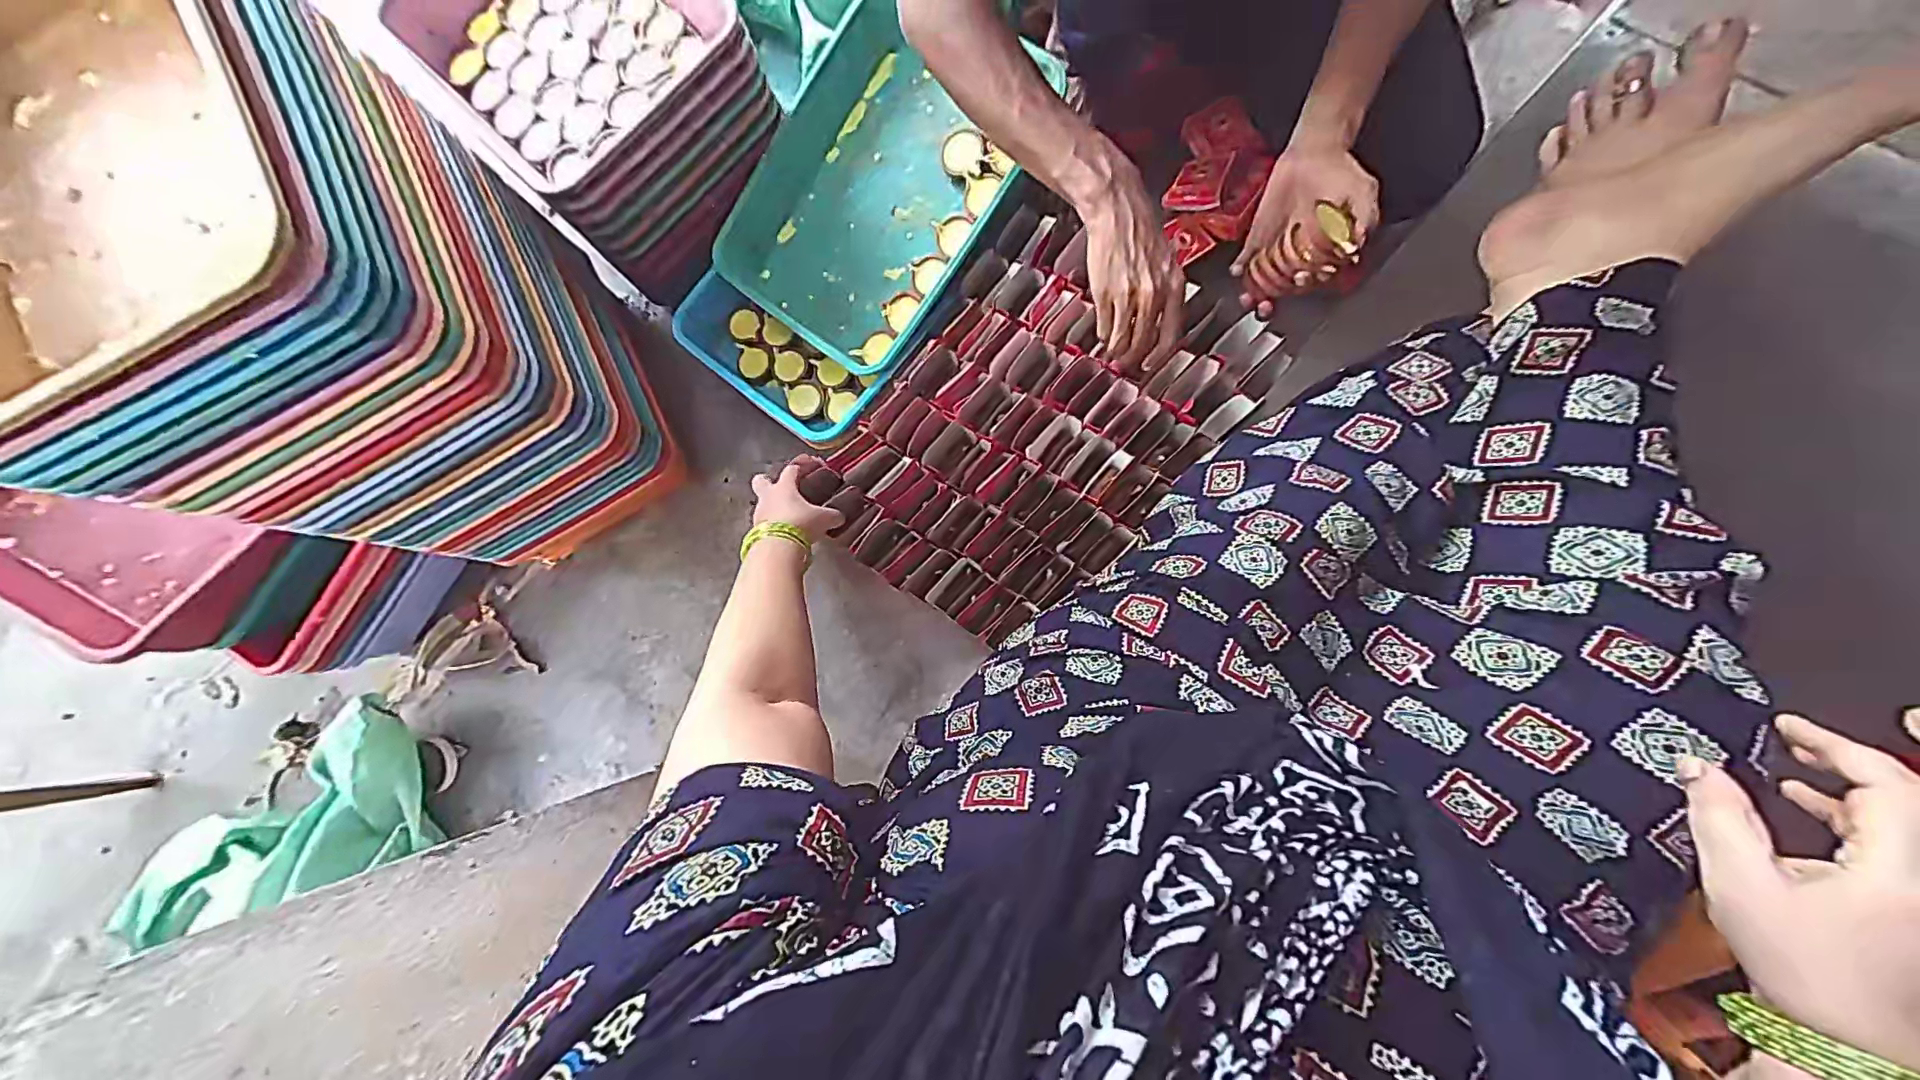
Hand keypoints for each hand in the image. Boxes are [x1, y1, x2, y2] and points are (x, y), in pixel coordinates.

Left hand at [751, 457, 843, 539]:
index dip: (801, 466)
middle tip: (780, 487)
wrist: (778, 548)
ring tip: (788, 516)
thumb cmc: (800, 524)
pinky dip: (773, 525)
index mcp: (784, 486)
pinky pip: (764, 523)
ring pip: (762, 503)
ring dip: (772, 507)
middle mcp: (767, 497)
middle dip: (768, 481)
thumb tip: (839, 517)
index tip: (811, 465)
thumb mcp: (824, 519)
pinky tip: (784, 532)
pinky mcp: (755, 531)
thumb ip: (832, 515)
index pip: (791, 469)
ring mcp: (759, 514)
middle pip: (761, 481)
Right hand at [1080, 164, 1184, 375]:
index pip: (1170, 335)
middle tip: (1126, 363)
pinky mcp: (1105, 293)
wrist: (1116, 208)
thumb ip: (1164, 292)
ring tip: (1111, 351)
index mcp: (1174, 285)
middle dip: (1133, 358)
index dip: (1158, 357)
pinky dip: (1103, 334)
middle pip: (1144, 341)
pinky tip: (1102, 334)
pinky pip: (1104, 325)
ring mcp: (1128, 294)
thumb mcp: (1164, 260)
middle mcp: (1153, 293)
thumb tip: (1155, 322)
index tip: (1149, 364)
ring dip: (1116, 349)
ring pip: (1123, 338)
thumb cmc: (1139, 228)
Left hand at [1232, 141, 1378, 314]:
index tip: (1307, 276)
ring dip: (1257, 291)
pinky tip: (1239, 269)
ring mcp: (1277, 249)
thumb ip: (1364, 220)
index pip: (1315, 279)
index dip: (1311, 282)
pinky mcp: (1259, 239)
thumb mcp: (1362, 193)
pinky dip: (1241, 266)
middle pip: (1287, 285)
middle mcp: (1300, 255)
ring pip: (1265, 280)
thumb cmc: (1340, 174)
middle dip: (1282, 291)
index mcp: (1324, 252)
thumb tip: (1355, 247)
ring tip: (1252, 296)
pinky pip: (1247, 258)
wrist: (1314, 152)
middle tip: (1279, 287)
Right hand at [1683, 713, 1919, 1072]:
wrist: (1846, 1042)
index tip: (1789, 725)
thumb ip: (1717, 815)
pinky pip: (1895, 849)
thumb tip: (1696, 765)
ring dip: (1851, 792)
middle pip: (1905, 800)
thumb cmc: (1801, 969)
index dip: (1835, 744)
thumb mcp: (1739, 883)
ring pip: (1902, 825)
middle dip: (1850, 762)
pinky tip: (1811, 818)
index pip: (1886, 783)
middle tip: (1794, 739)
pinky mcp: (1911, 912)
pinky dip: (1855, 823)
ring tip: (1795, 773)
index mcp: (1899, 872)